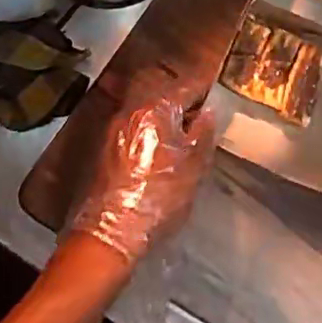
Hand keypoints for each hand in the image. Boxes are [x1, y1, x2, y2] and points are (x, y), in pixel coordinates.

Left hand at [64, 78, 217, 266]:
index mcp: (156, 107)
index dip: (205, 91)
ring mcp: (115, 128)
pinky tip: (158, 154)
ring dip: (165, 121)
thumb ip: (203, 132)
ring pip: (148, 114)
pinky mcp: (105, 148)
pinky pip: (135, 129)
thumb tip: (208, 110)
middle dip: (183, 106)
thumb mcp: (193, 166)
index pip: (187, 87)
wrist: (109, 235)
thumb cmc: (159, 196)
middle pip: (164, 97)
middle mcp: (132, 109)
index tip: (216, 98)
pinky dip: (149, 134)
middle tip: (201, 123)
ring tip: (181, 141)